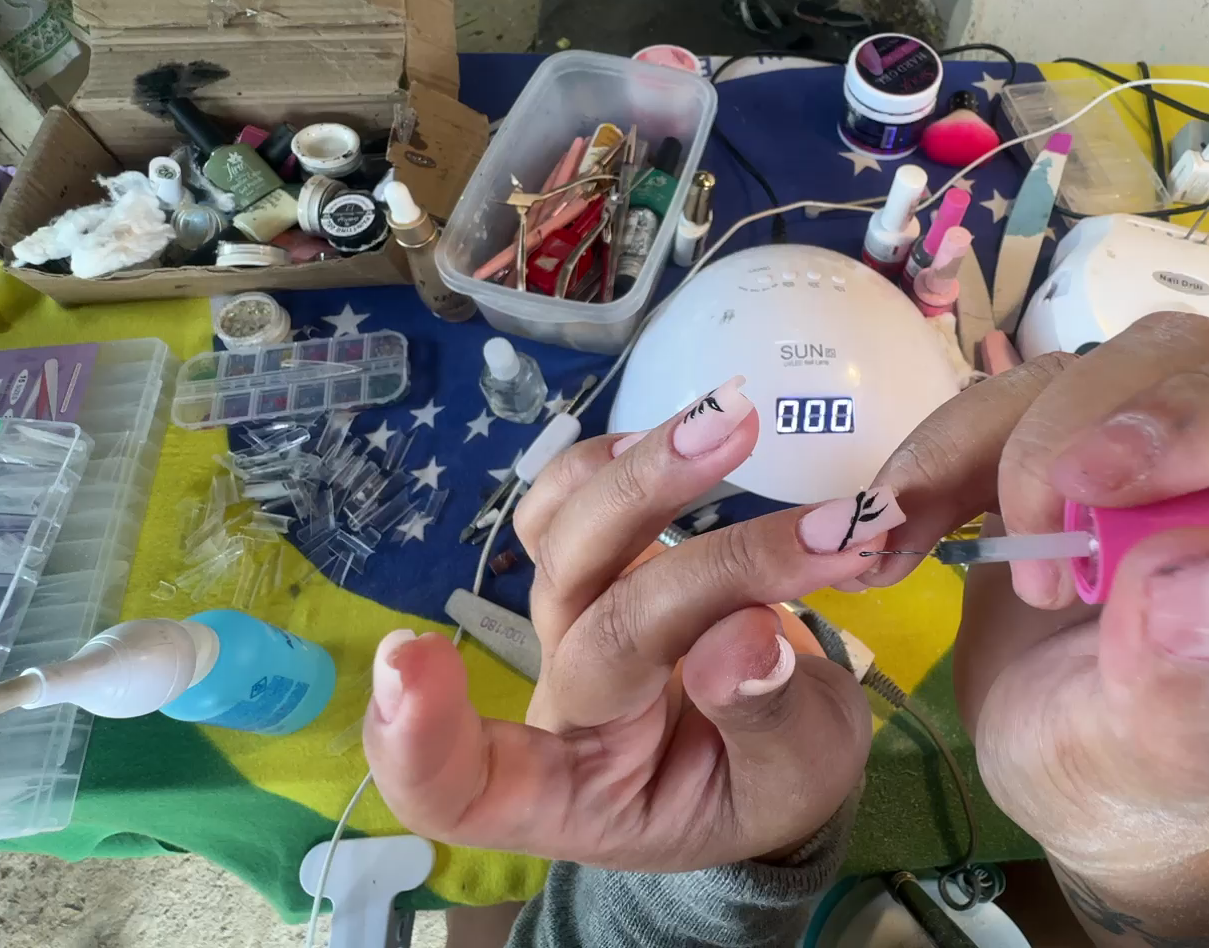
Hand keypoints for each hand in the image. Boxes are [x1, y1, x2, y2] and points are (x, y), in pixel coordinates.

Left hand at [363, 377, 902, 869]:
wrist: (777, 741)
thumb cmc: (772, 781)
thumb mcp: (796, 777)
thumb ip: (766, 720)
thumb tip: (742, 635)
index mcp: (579, 787)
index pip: (461, 786)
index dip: (422, 734)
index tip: (412, 659)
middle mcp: (560, 696)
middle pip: (581, 604)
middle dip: (696, 552)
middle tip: (793, 499)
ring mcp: (575, 619)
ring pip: (565, 530)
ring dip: (646, 469)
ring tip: (735, 422)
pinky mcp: (603, 564)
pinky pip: (574, 499)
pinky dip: (614, 456)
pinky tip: (678, 432)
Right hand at [864, 313, 1208, 873]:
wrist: (1059, 770)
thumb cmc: (1139, 788)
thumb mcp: (1172, 774)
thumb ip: (1204, 694)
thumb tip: (1204, 565)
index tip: (1098, 484)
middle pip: (1177, 360)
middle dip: (1073, 432)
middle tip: (1021, 542)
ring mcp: (1142, 449)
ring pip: (1065, 373)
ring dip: (972, 446)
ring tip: (911, 544)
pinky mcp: (1056, 452)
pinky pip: (989, 411)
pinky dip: (929, 459)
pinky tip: (893, 526)